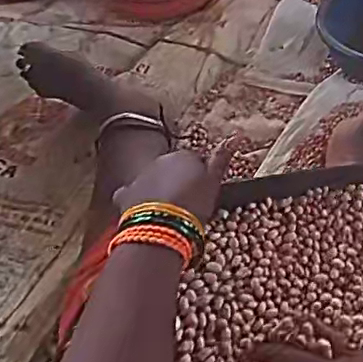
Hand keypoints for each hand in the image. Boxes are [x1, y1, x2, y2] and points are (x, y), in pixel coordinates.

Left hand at [111, 139, 239, 225]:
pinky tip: (145, 213)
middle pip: (172, 169)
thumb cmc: (194, 204)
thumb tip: (236, 135)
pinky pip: (131, 194)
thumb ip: (222, 158)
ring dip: (159, 191)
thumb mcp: (215, 182)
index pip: (195, 161)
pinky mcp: (126, 194)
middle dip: (178, 182)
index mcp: (184, 156)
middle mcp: (161, 160)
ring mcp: (141, 176)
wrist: (162, 226)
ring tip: (168, 212)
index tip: (204, 193)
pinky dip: (137, 201)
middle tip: (187, 204)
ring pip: (152, 180)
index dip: (201, 178)